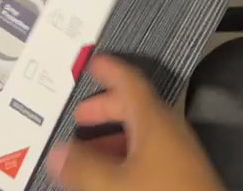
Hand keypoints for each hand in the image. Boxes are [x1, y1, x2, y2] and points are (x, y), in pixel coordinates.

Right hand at [47, 55, 223, 190]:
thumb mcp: (114, 182)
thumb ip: (83, 166)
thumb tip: (57, 152)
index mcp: (153, 117)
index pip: (129, 79)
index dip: (109, 68)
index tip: (92, 62)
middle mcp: (168, 126)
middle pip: (133, 104)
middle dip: (105, 107)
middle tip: (81, 114)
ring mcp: (179, 149)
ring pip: (141, 131)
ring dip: (115, 135)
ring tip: (91, 150)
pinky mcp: (184, 172)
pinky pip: (151, 150)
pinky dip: (128, 152)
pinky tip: (115, 173)